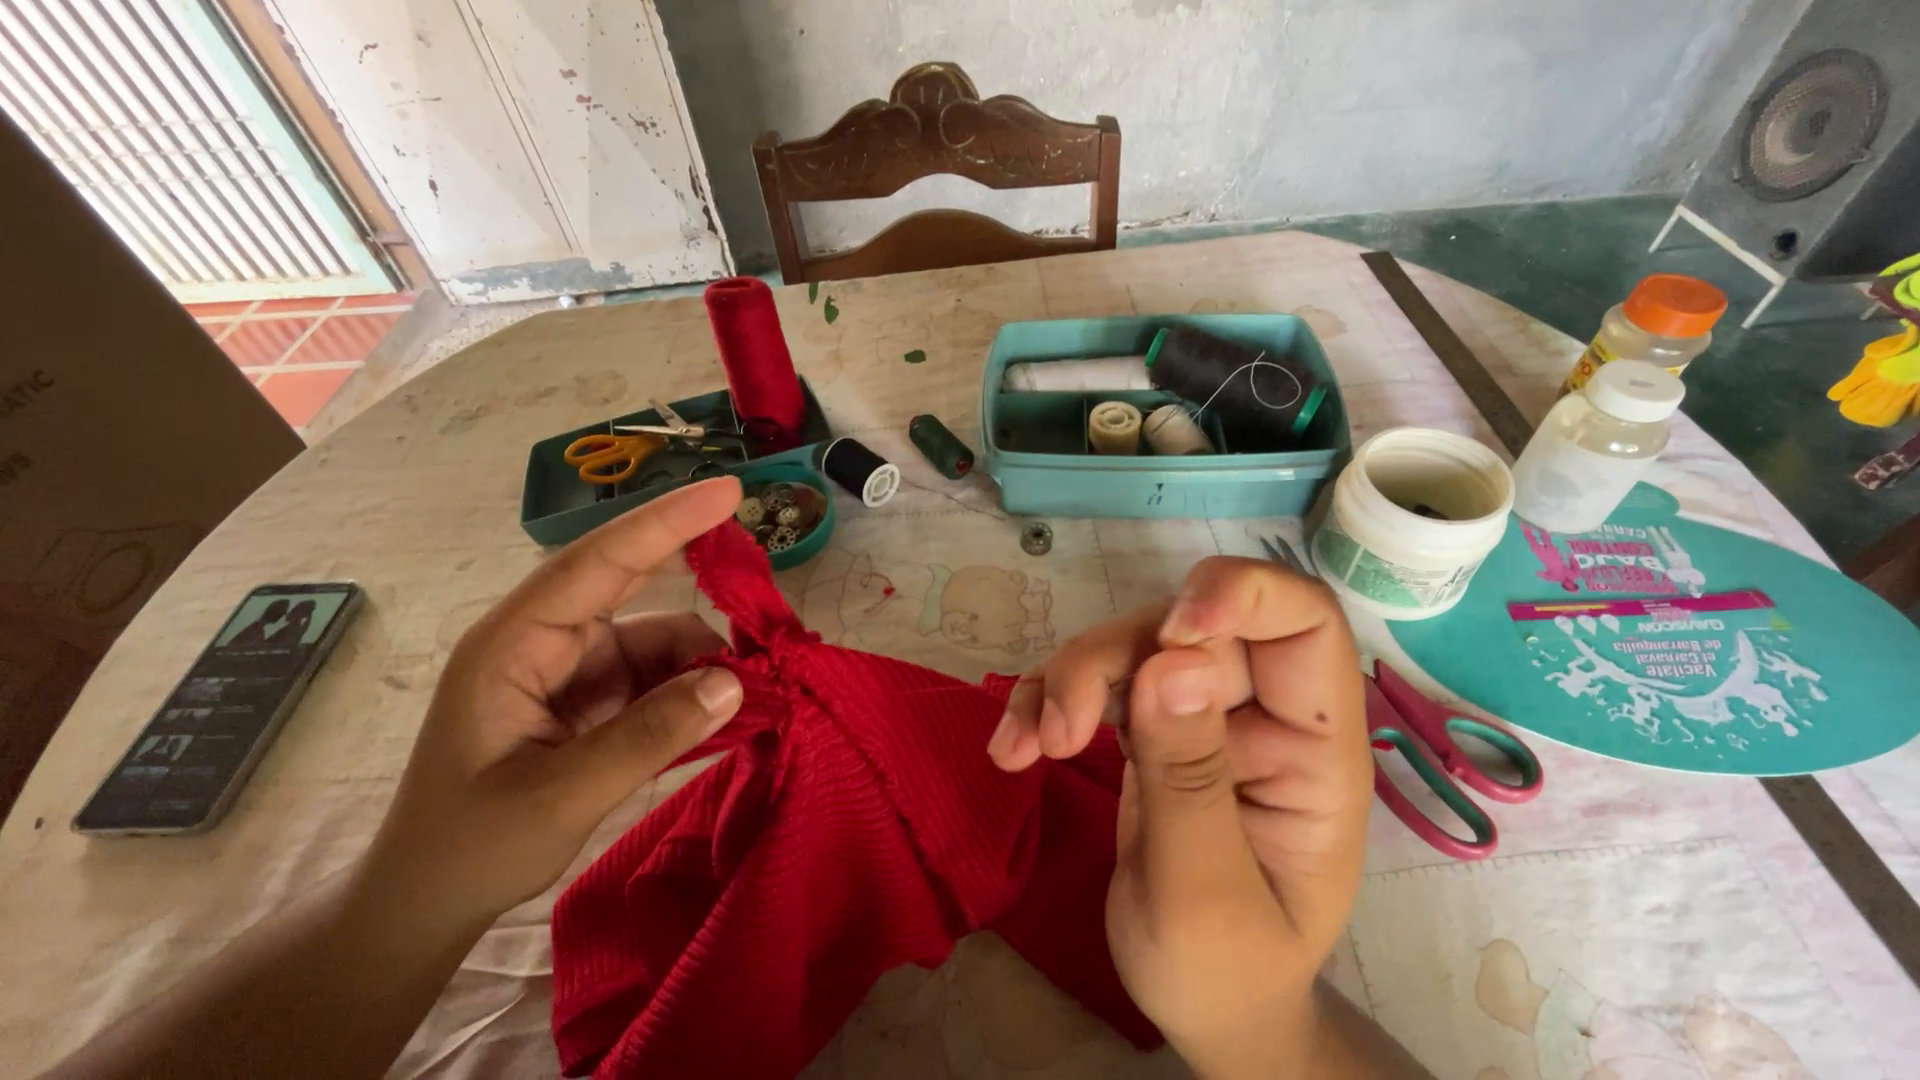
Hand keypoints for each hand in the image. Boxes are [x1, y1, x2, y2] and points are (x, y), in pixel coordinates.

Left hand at [364, 478, 747, 928]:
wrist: (426, 904)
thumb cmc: (470, 847)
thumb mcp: (562, 796)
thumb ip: (650, 736)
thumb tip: (736, 683)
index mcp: (514, 643)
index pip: (597, 562)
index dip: (665, 523)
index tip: (728, 492)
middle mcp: (544, 641)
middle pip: (630, 585)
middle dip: (696, 577)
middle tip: (762, 584)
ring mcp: (570, 670)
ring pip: (657, 639)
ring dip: (704, 663)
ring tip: (752, 699)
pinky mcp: (591, 701)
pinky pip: (657, 677)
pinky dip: (693, 692)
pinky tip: (724, 718)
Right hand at [988, 557, 1372, 1076]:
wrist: (1200, 1007)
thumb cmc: (1227, 969)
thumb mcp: (1206, 895)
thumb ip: (1190, 779)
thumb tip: (1171, 660)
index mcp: (1314, 748)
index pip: (1304, 623)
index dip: (1243, 596)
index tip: (1170, 631)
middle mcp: (1259, 715)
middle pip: (1188, 627)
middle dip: (1111, 659)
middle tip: (1060, 732)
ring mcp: (1200, 718)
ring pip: (1130, 646)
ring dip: (1066, 680)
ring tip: (1026, 753)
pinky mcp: (1149, 731)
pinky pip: (1094, 685)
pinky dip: (1045, 702)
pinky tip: (1014, 751)